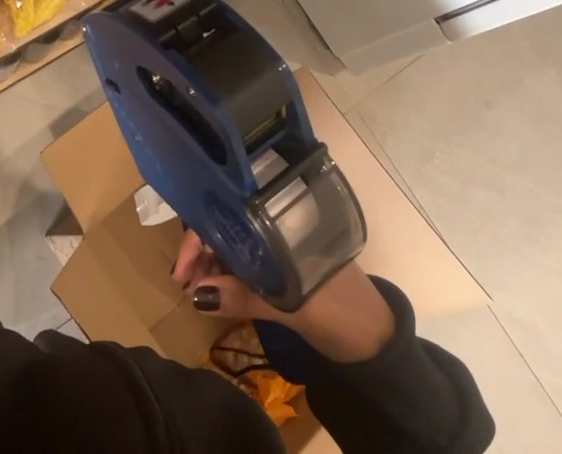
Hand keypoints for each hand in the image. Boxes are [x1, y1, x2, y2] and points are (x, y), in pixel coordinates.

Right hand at [172, 231, 394, 362]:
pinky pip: (244, 267)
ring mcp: (279, 252)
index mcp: (286, 225)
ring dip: (211, 268)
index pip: (234, 217)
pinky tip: (215, 293)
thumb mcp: (295, 307)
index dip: (202, 237)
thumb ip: (248, 298)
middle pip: (230, 231)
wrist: (379, 342)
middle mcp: (279, 231)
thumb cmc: (345, 313)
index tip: (182, 271)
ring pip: (234, 249)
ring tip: (197, 292)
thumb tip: (198, 294)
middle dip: (201, 254)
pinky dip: (226, 279)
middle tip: (186, 285)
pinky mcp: (280, 273)